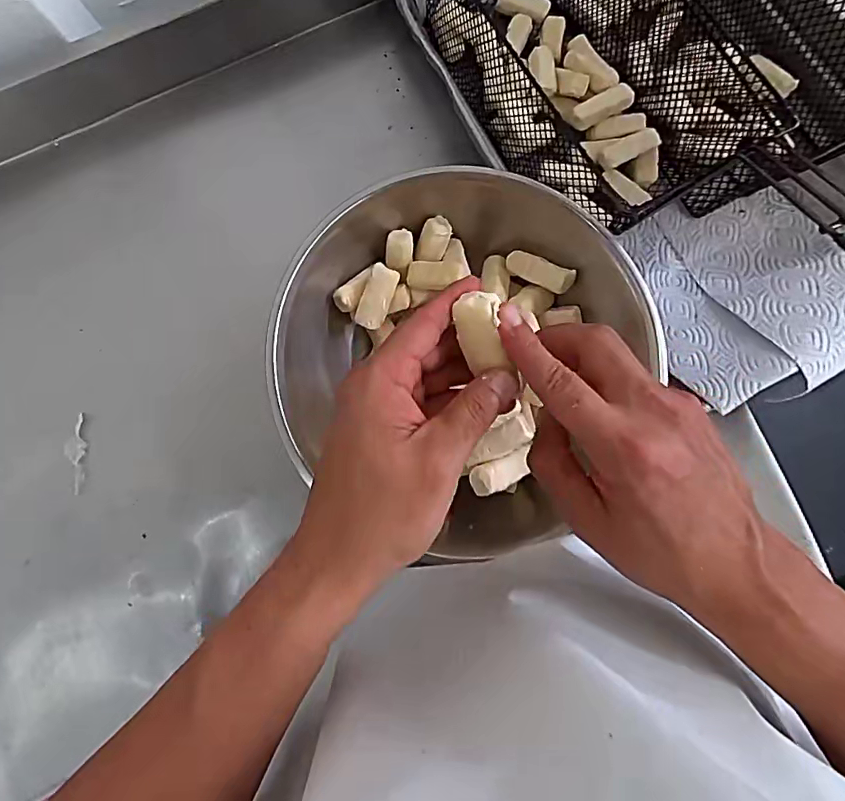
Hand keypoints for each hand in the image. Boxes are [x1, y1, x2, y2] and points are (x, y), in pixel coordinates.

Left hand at [291, 276, 519, 597]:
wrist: (337, 561)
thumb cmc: (382, 513)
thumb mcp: (438, 459)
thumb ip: (473, 410)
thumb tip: (505, 376)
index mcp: (379, 381)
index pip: (420, 326)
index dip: (452, 302)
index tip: (481, 283)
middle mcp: (373, 385)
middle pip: (424, 348)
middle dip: (466, 339)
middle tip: (507, 332)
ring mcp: (375, 408)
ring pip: (424, 375)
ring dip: (461, 372)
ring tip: (506, 366)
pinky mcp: (381, 430)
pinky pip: (419, 400)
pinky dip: (450, 398)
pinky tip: (482, 400)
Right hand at [498, 304, 771, 619]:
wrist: (738, 562)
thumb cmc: (665, 553)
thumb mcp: (588, 520)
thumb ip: (553, 462)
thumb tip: (543, 419)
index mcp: (624, 446)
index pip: (562, 381)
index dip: (528, 347)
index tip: (507, 323)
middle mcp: (654, 412)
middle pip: (596, 342)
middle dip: (556, 335)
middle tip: (533, 350)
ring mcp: (677, 403)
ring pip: (617, 354)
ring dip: (581, 357)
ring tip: (564, 385)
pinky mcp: (689, 404)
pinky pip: (636, 376)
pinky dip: (608, 380)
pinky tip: (604, 412)